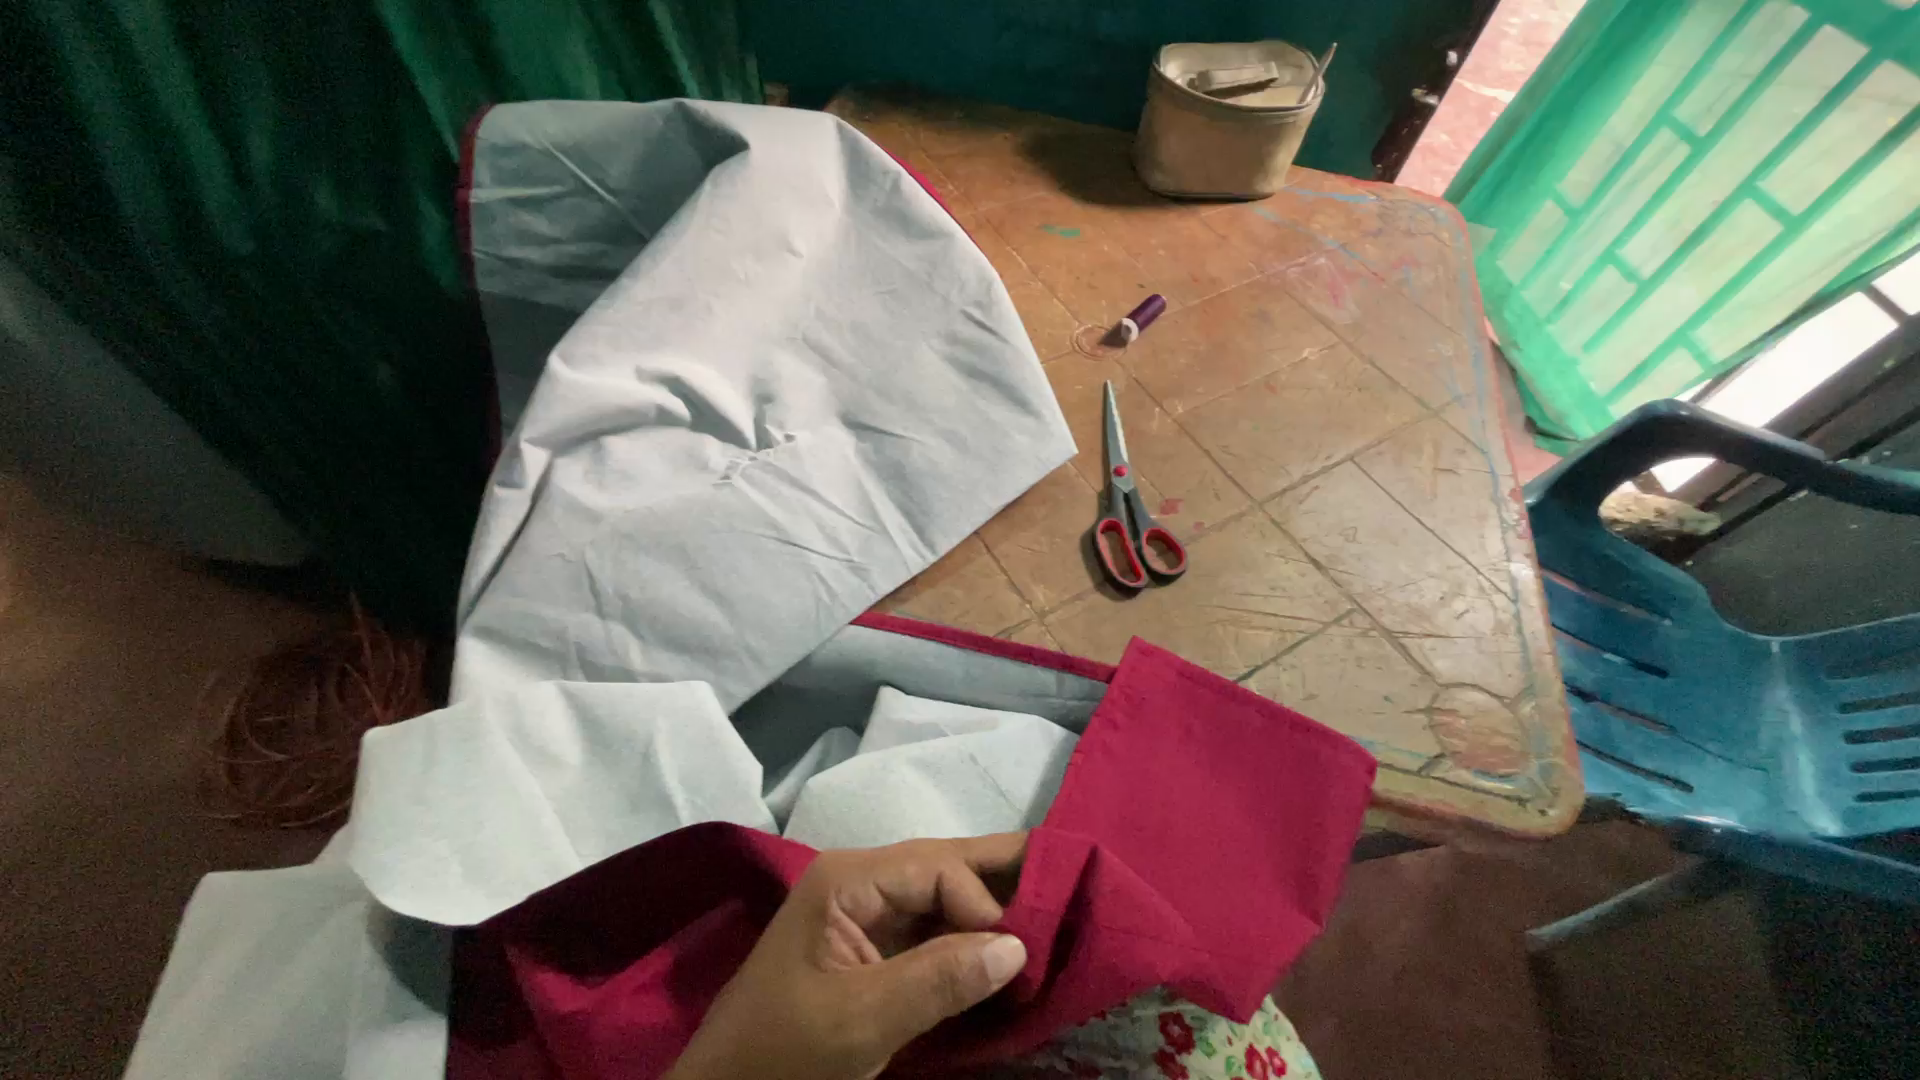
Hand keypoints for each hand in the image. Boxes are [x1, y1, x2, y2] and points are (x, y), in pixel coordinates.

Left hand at [663, 832, 1030, 1079]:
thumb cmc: (784, 1053)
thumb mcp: (859, 1022)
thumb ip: (936, 980)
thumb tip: (1018, 945)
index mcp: (849, 879)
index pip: (938, 868)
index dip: (984, 904)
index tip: (1019, 957)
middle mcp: (861, 880)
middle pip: (944, 865)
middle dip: (1002, 874)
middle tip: (1070, 872)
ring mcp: (866, 912)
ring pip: (943, 893)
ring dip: (990, 906)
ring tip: (1051, 904)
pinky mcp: (873, 947)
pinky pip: (932, 927)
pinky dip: (970, 937)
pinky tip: (1006, 945)